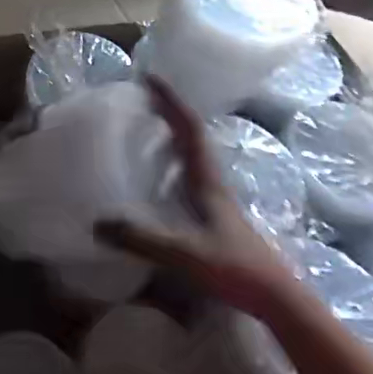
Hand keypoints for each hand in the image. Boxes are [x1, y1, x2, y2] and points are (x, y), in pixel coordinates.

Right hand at [96, 78, 298, 317]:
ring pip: (193, 153)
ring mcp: (216, 197)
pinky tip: (159, 175)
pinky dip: (175, 161)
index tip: (150, 78)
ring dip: (174, 133)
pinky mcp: (215, 214)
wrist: (274, 295)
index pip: (190, 128)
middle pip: (192, 134)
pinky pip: (191, 174)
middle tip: (143, 99)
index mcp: (208, 180)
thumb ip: (143, 239)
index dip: (171, 101)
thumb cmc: (235, 268)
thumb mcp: (185, 253)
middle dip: (170, 111)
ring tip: (148, 126)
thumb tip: (98, 222)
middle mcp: (213, 181)